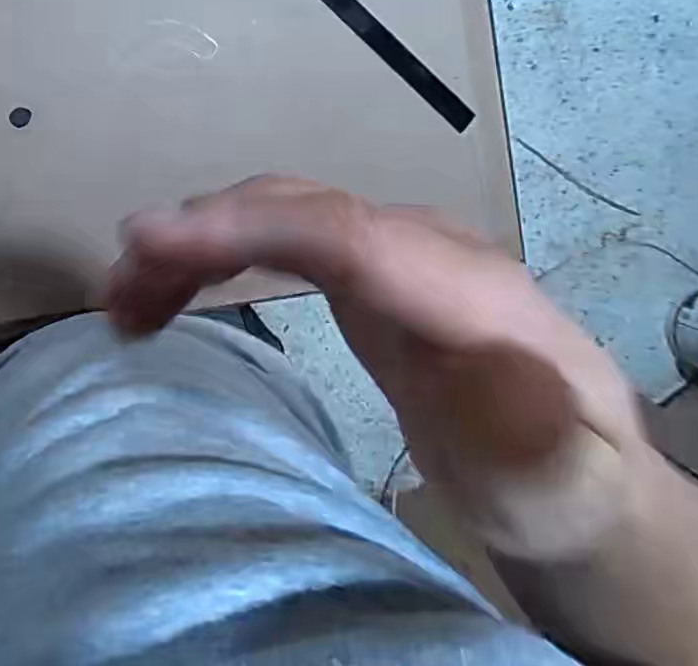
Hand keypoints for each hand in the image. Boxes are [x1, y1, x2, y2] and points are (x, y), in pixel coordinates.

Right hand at [103, 176, 642, 555]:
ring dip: (193, 246)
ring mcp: (387, 252)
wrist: (581, 470)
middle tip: (117, 281)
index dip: (243, 225)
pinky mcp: (361, 271)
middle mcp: (418, 248)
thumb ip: (534, 434)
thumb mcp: (571, 487)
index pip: (340, 232)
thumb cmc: (571, 487)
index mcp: (464, 290)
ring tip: (125, 294)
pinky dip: (213, 258)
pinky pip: (274, 241)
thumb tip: (469, 364)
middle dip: (198, 235)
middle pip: (293, 210)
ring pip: (273, 217)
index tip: (151, 240)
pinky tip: (170, 290)